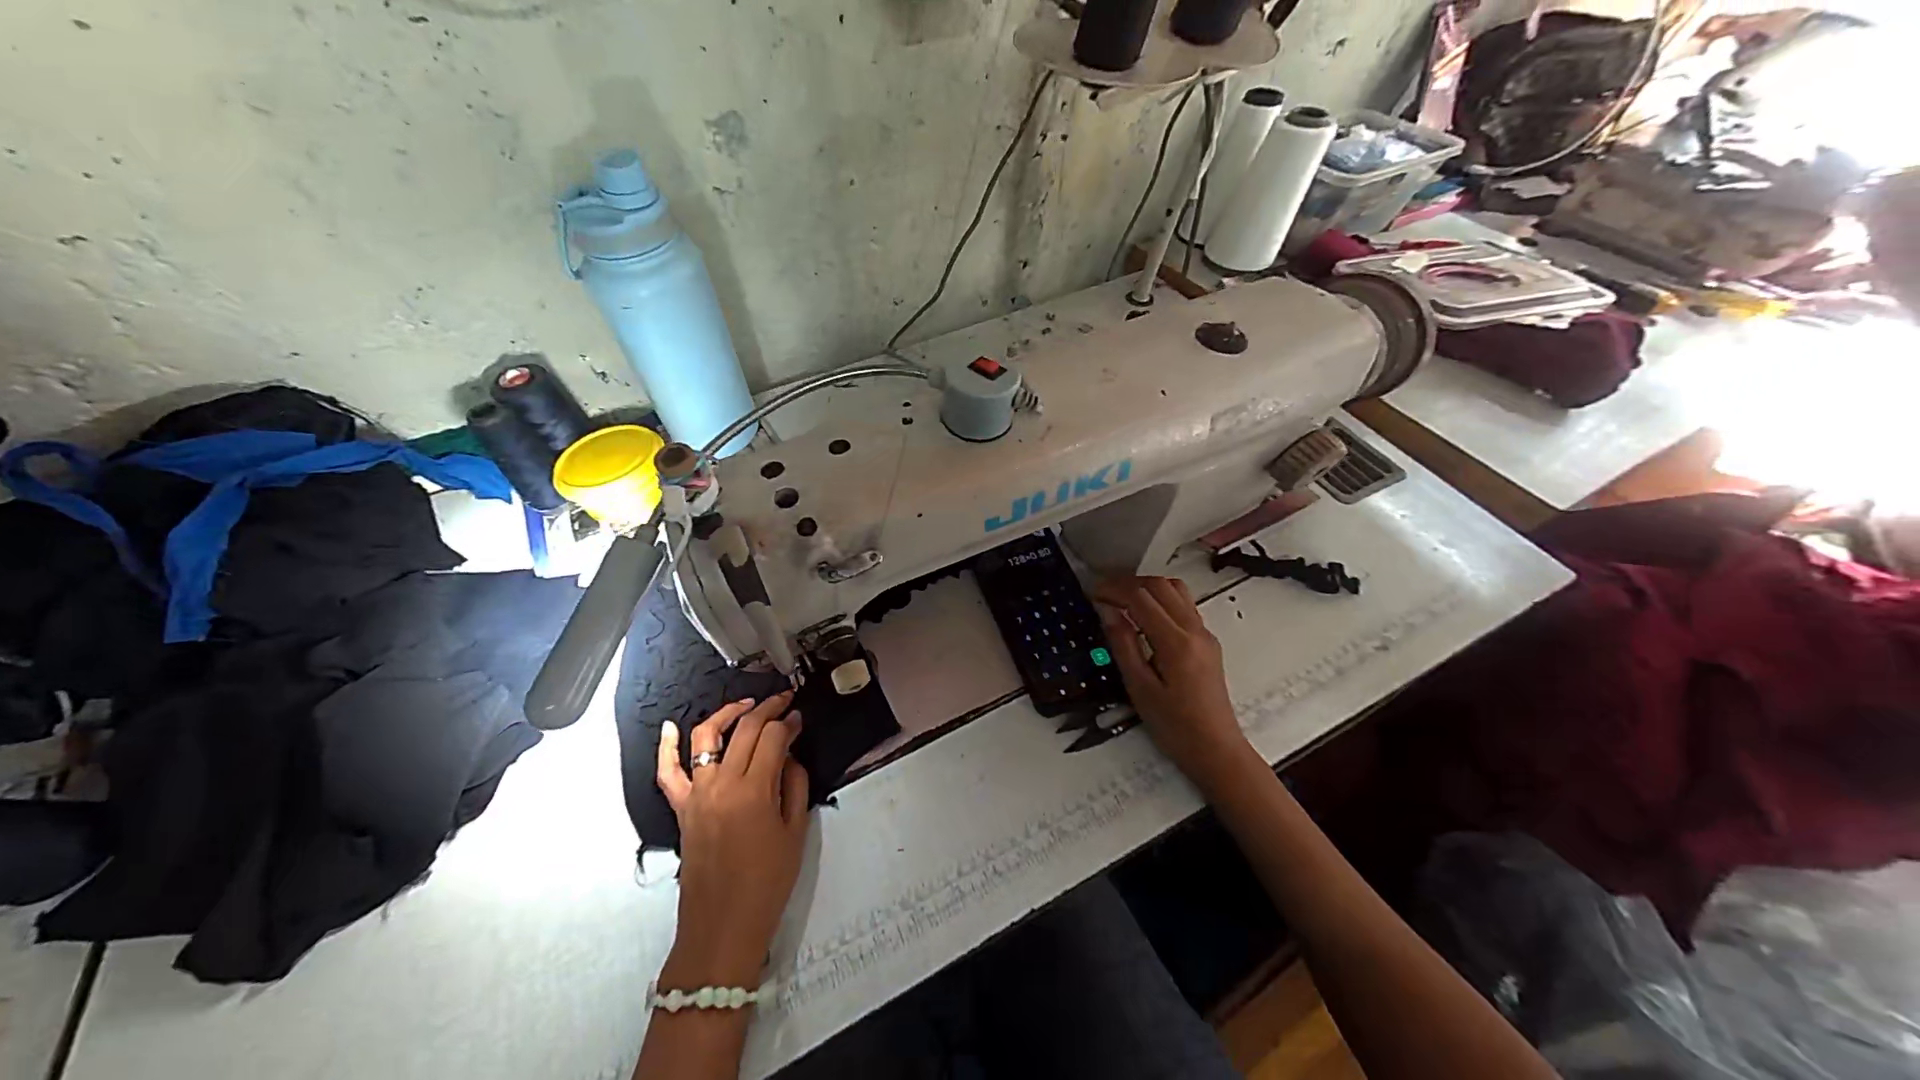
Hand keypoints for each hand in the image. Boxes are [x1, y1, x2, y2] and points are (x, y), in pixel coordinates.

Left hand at [655, 691, 810, 989]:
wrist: (723, 925)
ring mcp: (696, 794)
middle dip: (768, 709)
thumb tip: (790, 756)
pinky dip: (666, 747)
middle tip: (785, 701)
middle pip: (744, 730)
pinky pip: (667, 772)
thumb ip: (795, 786)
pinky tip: (669, 727)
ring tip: (746, 705)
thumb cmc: (767, 883)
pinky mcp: (681, 808)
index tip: (800, 719)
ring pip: (706, 738)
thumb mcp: (795, 833)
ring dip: (727, 714)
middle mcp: (721, 784)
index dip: (789, 723)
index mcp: (754, 791)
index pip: (773, 738)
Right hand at [1094, 576, 1253, 793]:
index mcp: (1176, 643)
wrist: (1215, 749)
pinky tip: (1143, 615)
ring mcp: (1204, 635)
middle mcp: (1195, 632)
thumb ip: (1123, 645)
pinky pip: (1184, 605)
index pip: (1141, 598)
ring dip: (1146, 586)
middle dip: (1127, 583)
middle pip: (1159, 585)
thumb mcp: (1140, 688)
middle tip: (1103, 593)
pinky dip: (1161, 598)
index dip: (1113, 590)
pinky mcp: (1207, 642)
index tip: (1094, 594)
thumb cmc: (1177, 727)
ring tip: (1122, 599)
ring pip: (1175, 589)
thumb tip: (1109, 613)